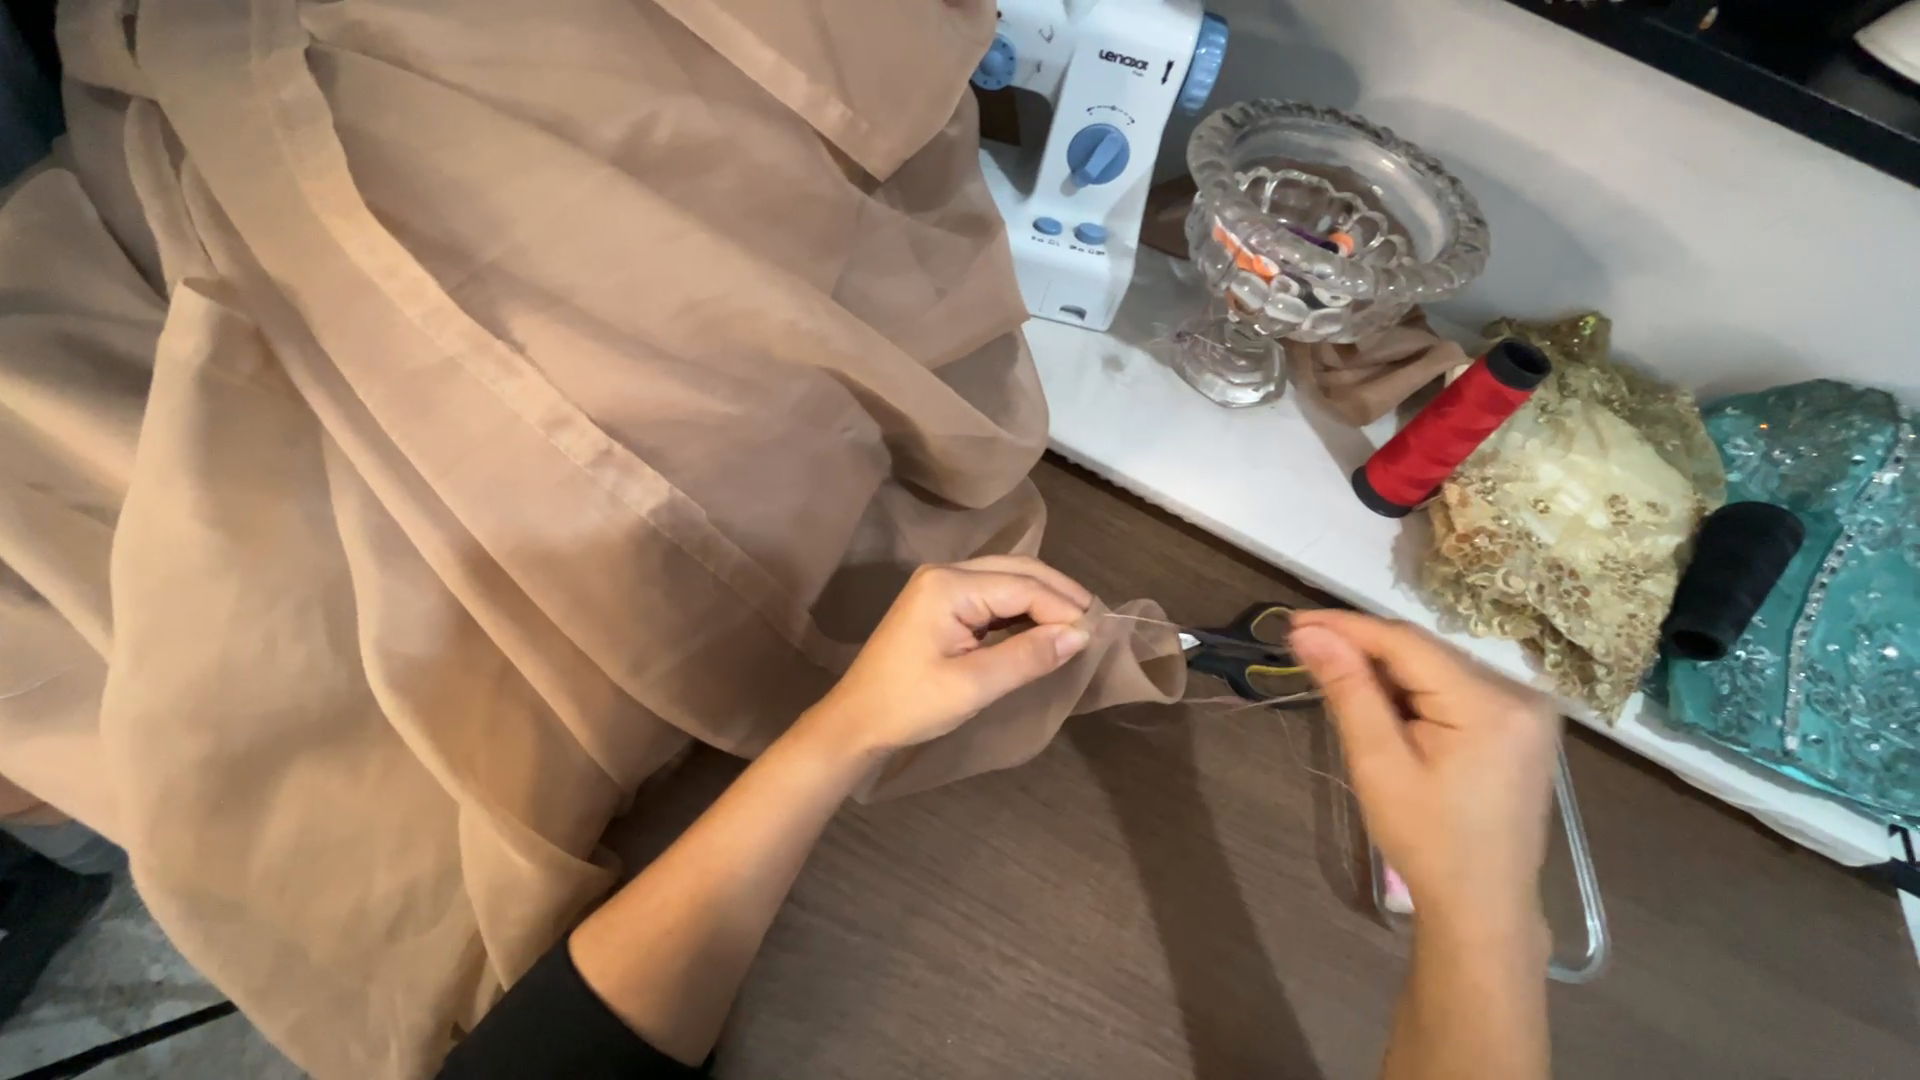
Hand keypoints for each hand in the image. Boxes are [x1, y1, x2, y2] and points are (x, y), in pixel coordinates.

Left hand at [802, 556, 1094, 758]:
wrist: (855, 720)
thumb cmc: (909, 705)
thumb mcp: (973, 686)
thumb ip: (1027, 656)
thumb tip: (1079, 635)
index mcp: (949, 586)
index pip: (1023, 586)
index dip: (1064, 608)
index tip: (1096, 634)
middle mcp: (946, 572)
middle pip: (1018, 570)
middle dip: (1059, 594)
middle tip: (1095, 624)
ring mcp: (941, 585)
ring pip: (1007, 578)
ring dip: (1043, 598)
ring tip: (1077, 626)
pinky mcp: (940, 602)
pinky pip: (992, 594)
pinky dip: (1021, 608)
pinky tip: (1042, 627)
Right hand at [1288, 610, 1558, 932]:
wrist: (1482, 904)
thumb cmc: (1426, 840)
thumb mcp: (1378, 763)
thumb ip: (1347, 689)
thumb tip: (1307, 633)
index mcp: (1490, 705)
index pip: (1406, 643)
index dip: (1346, 627)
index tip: (1293, 622)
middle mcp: (1519, 694)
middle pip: (1422, 650)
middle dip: (1361, 646)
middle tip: (1303, 647)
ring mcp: (1524, 708)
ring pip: (1433, 664)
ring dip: (1381, 666)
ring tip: (1331, 673)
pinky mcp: (1517, 722)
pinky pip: (1450, 685)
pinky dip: (1408, 686)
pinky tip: (1376, 699)